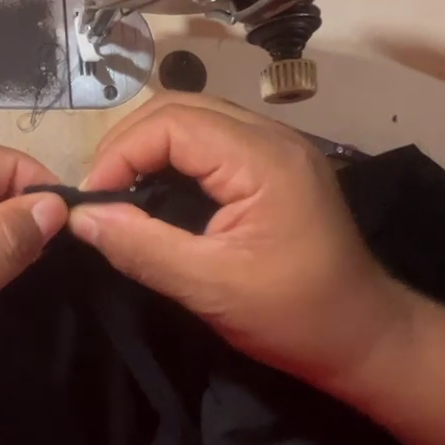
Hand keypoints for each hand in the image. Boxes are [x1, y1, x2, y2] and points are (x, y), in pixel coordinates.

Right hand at [68, 95, 412, 390]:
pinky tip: (155, 195)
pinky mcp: (272, 166)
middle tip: (99, 196)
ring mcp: (275, 148)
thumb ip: (143, 247)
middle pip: (180, 108)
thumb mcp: (211, 288)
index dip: (120, 153)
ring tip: (119, 194)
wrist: (364, 337)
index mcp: (263, 159)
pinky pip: (210, 142)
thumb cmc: (294, 316)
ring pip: (193, 119)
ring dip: (148, 149)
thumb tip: (80, 217)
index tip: (90, 201)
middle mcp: (272, 138)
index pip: (172, 123)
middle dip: (128, 145)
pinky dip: (172, 160)